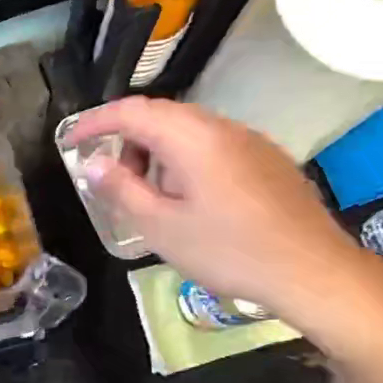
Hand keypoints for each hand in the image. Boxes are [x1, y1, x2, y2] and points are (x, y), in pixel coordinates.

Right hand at [68, 97, 378, 328]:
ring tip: (149, 196)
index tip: (71, 141)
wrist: (311, 271)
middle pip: (162, 116)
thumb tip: (93, 164)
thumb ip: (122, 190)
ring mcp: (251, 141)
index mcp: (192, 137)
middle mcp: (222, 127)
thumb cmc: (228, 251)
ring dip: (157, 153)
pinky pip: (214, 147)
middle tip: (110, 178)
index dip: (95, 122)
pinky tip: (190, 201)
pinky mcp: (268, 160)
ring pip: (190, 131)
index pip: (131, 111)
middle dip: (127, 140)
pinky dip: (186, 162)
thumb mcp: (161, 227)